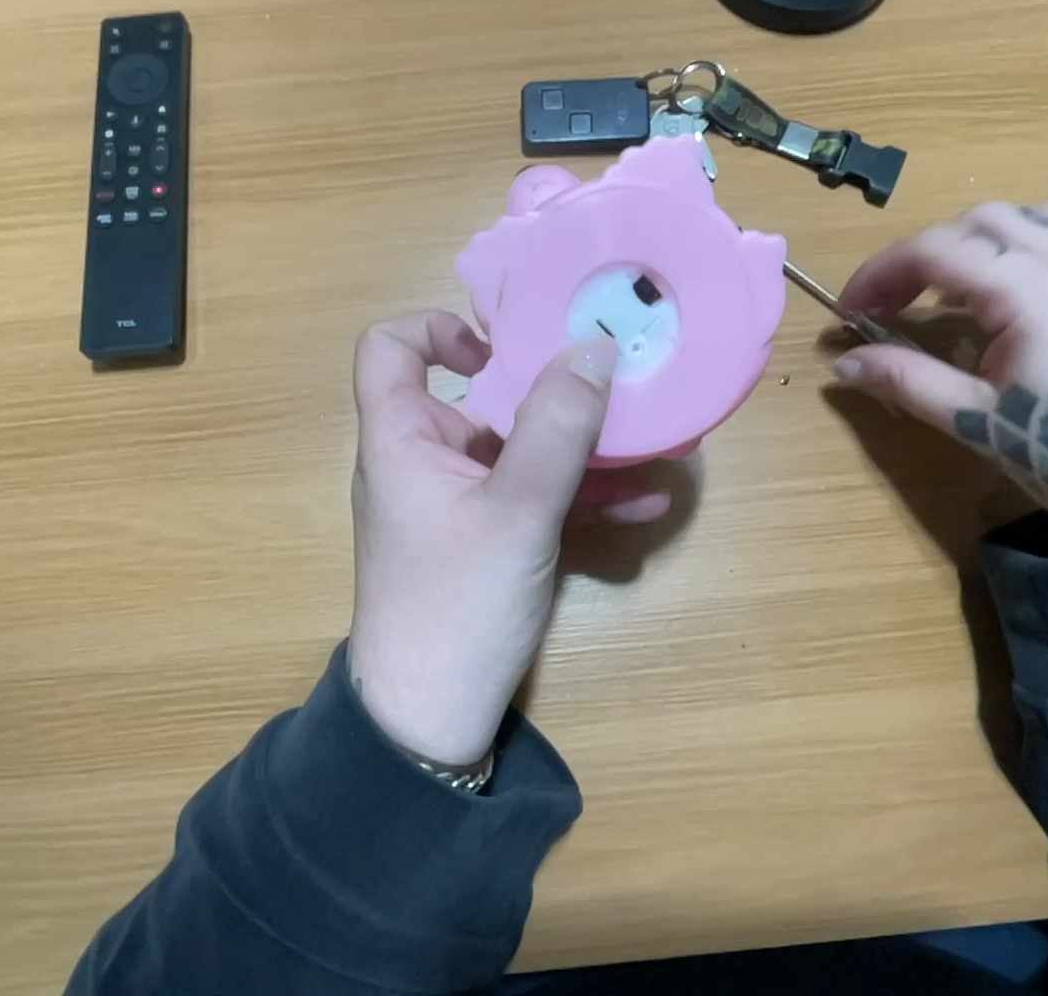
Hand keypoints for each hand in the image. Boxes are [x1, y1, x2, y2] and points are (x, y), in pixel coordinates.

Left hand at [345, 311, 665, 766]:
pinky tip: (644, 503)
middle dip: (552, 391)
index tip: (504, 348)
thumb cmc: (457, 603)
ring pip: (519, 452)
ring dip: (582, 448)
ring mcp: (457, 505)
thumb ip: (558, 427)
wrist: (429, 718)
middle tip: (617, 385)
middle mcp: (424, 461)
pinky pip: (531, 500)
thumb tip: (592, 347)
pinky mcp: (485, 542)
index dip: (439, 329)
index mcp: (402, 438)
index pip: (391, 348)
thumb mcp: (518, 511)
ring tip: (656, 443)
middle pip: (480, 398)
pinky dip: (578, 495)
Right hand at [831, 192, 1047, 555]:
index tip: (850, 312)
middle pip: (986, 220)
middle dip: (928, 254)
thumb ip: (907, 382)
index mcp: (1030, 290)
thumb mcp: (979, 423)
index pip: (935, 250)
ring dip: (1003, 235)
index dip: (879, 273)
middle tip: (899, 304)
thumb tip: (842, 365)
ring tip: (981, 282)